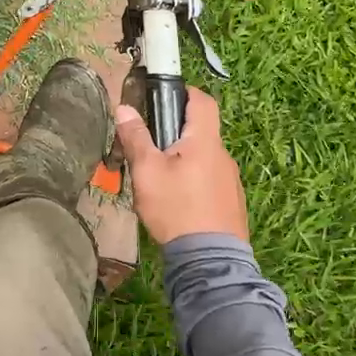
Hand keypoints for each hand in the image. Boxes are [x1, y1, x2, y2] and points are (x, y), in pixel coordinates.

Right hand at [113, 86, 249, 244]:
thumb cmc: (176, 207)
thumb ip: (136, 137)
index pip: (202, 101)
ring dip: (182, 157)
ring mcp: (230, 182)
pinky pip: (209, 179)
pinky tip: (175, 199)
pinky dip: (192, 179)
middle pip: (200, 130)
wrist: (210, 263)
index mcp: (204, 142)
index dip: (184, 92)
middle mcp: (223, 157)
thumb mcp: (147, 170)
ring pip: (203, 156)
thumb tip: (125, 109)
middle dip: (174, 130)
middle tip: (148, 142)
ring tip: (157, 176)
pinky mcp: (231, 203)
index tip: (161, 96)